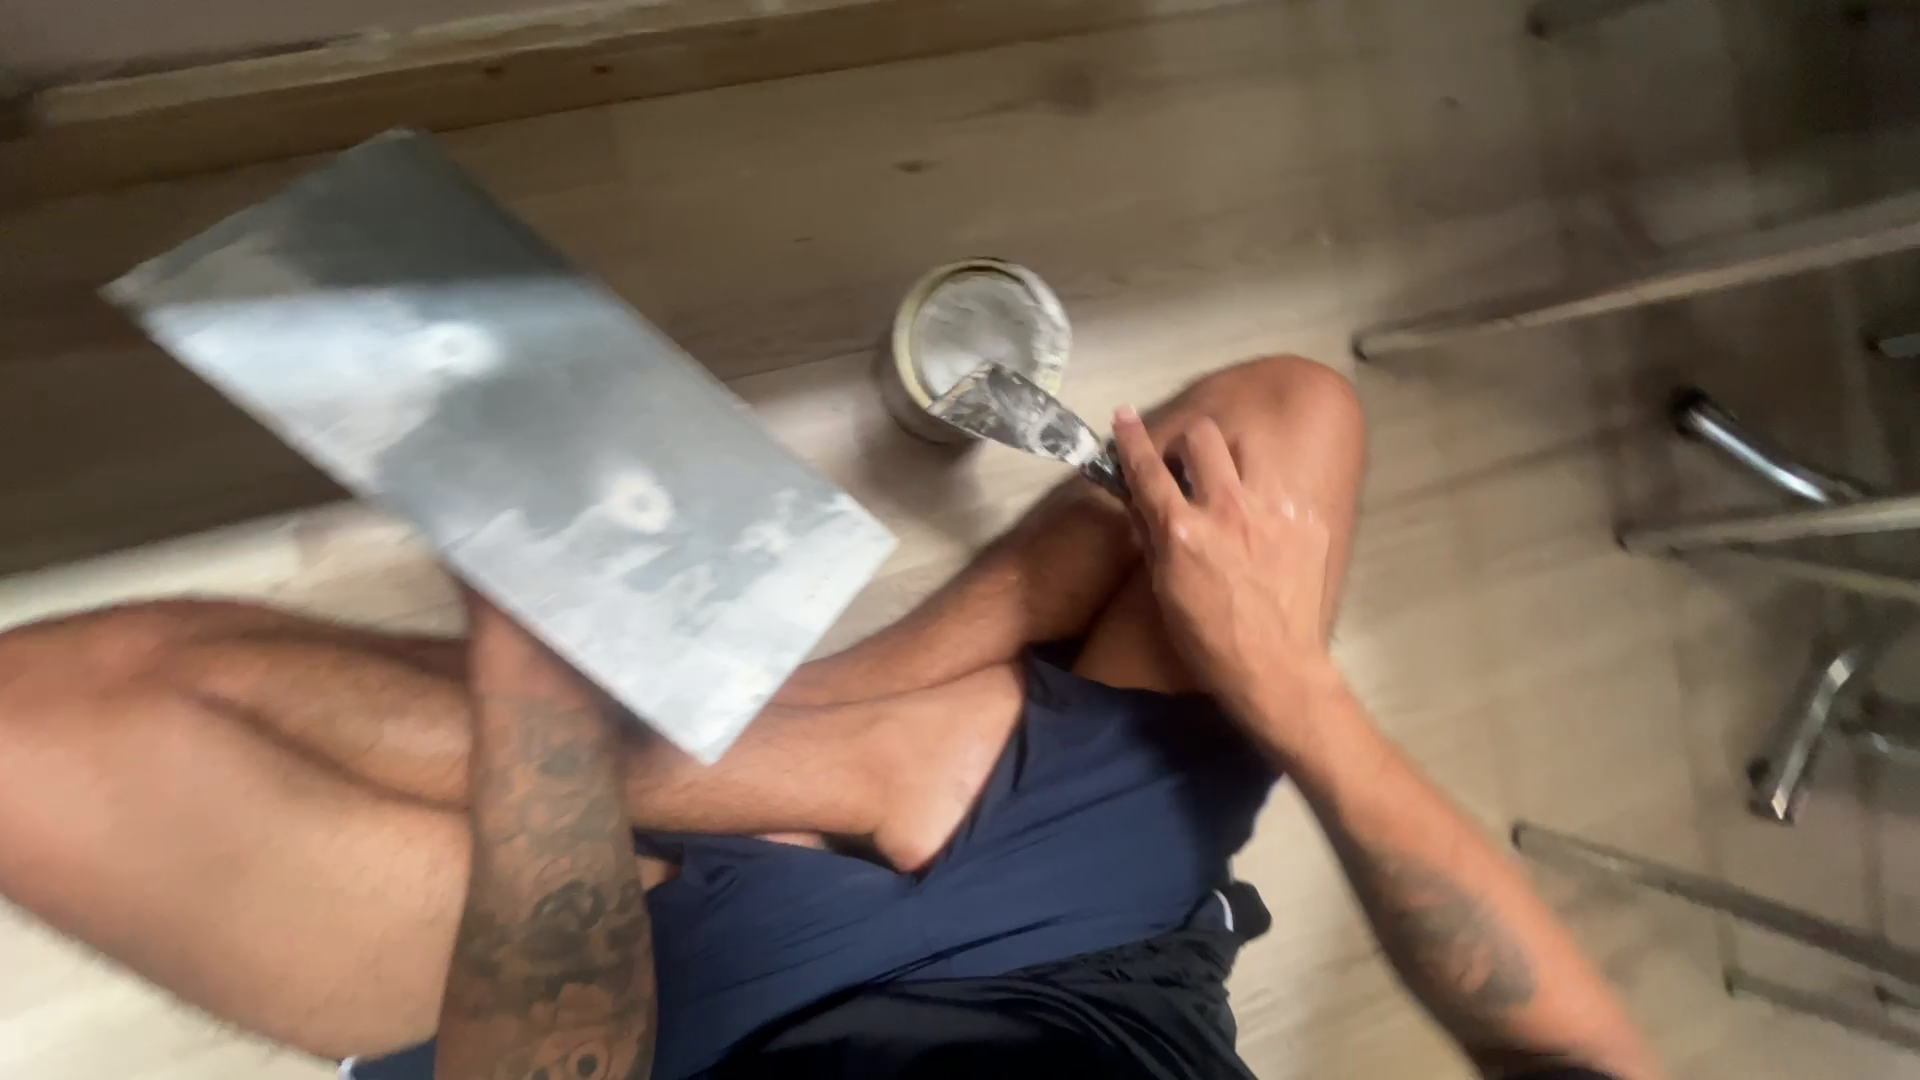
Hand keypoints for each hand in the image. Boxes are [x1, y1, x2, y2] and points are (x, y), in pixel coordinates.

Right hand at [1110, 406, 1339, 734]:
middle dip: (1190, 442)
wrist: (1275, 667)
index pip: (1149, 469)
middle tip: (1189, 466)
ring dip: (1230, 463)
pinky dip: (1264, 501)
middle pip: (1204, 437)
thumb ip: (1154, 535)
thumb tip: (1144, 502)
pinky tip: (1266, 531)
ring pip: (1246, 450)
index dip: (1132, 438)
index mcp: (1183, 530)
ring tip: (1232, 492)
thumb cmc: (1206, 636)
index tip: (1124, 414)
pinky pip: (1278, 490)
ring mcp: (1273, 510)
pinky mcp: (1307, 519)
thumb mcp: (1163, 587)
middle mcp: (1227, 509)